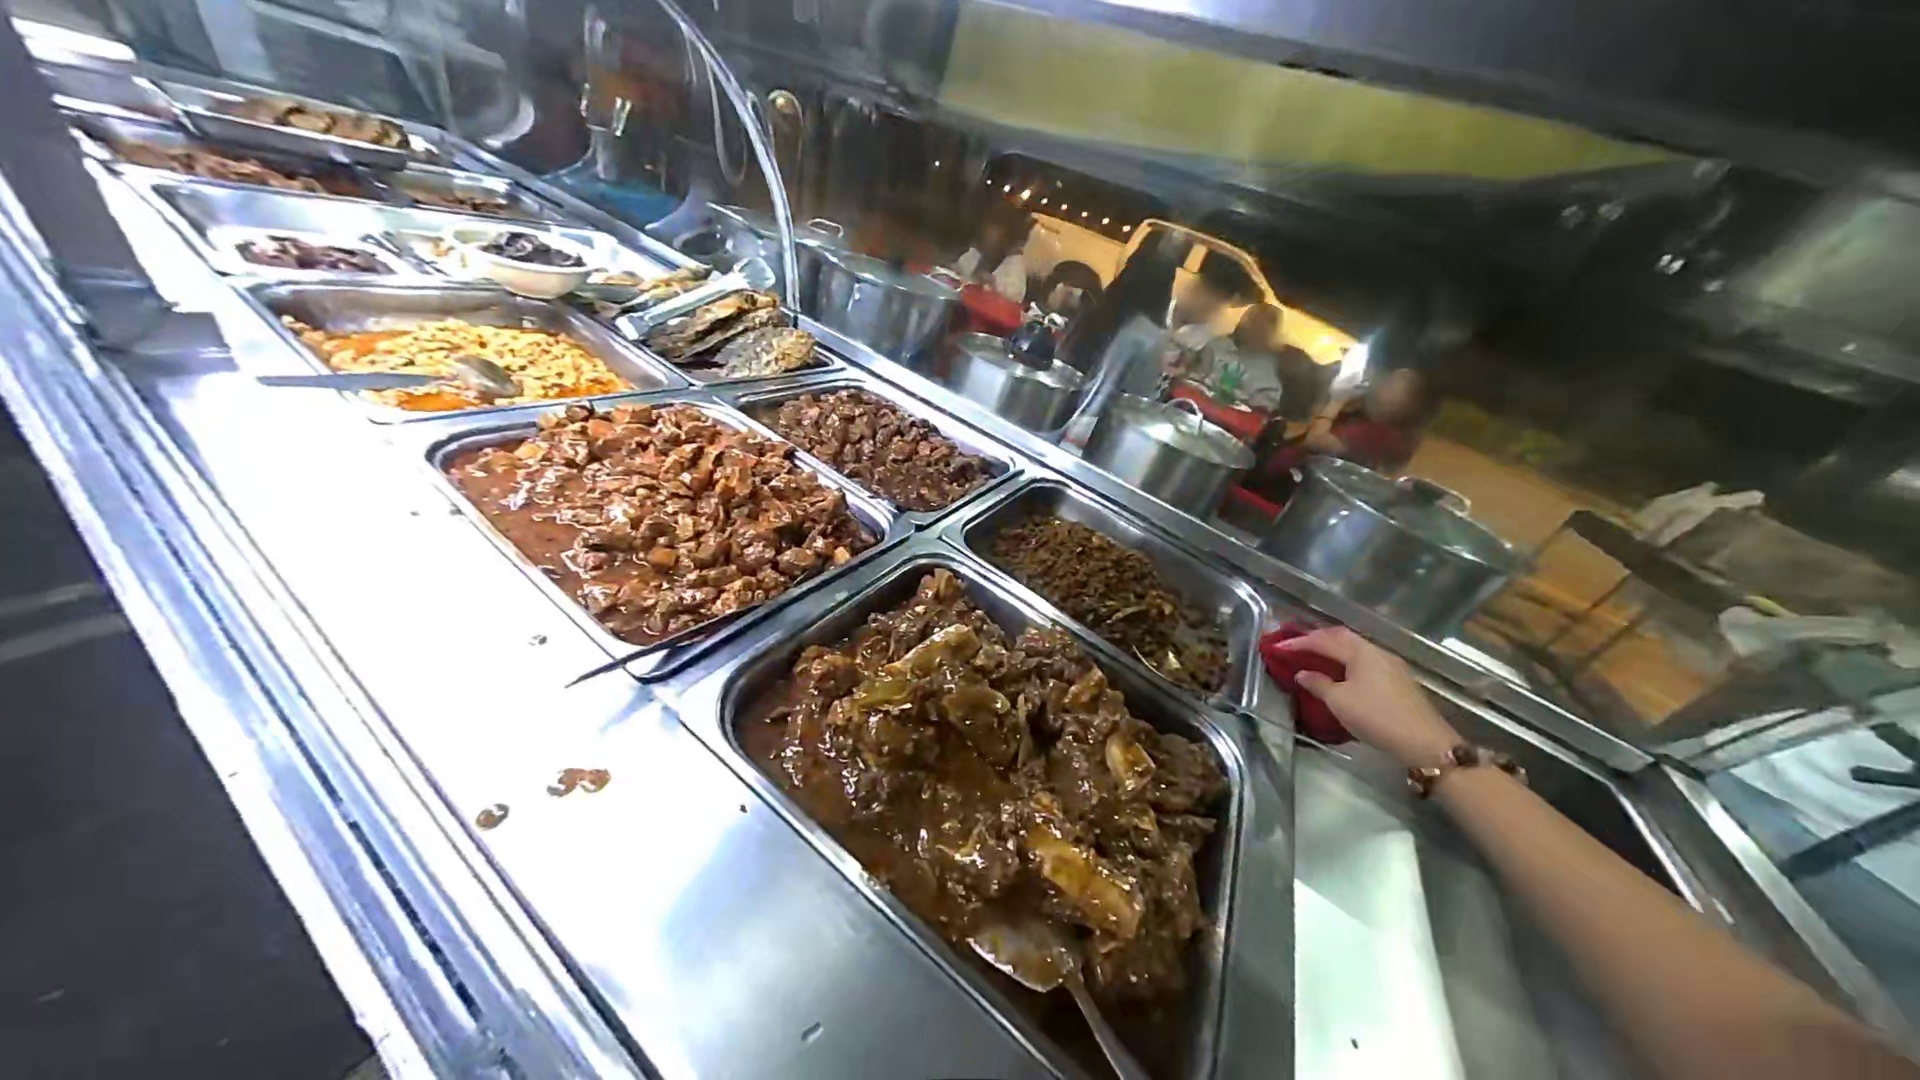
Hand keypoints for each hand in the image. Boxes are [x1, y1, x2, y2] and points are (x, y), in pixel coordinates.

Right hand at [1272, 626, 1460, 767]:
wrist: (1425, 743)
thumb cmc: (1377, 717)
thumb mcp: (1339, 702)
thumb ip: (1318, 684)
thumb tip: (1302, 673)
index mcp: (1362, 652)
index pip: (1325, 640)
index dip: (1299, 642)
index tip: (1278, 646)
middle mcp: (1377, 652)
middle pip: (1342, 638)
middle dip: (1317, 639)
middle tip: (1295, 643)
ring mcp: (1391, 665)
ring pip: (1355, 648)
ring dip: (1333, 649)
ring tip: (1314, 655)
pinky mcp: (1398, 680)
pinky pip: (1365, 661)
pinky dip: (1346, 660)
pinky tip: (1340, 671)